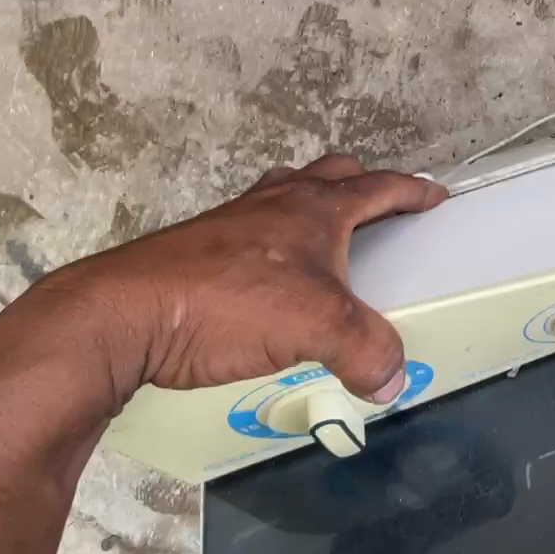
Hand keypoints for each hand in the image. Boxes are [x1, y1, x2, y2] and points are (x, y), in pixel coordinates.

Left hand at [27, 155, 447, 404]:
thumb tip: (392, 381)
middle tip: (378, 207)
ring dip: (311, 199)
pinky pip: (249, 222)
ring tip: (322, 232)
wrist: (118, 316)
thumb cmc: (230, 304)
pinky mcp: (196, 246)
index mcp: (317, 209)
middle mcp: (277, 202)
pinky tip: (266, 270)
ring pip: (285, 189)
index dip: (413, 191)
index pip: (380, 188)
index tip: (435, 194)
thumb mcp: (318, 330)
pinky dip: (271, 232)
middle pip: (331, 172)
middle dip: (362, 183)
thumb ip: (367, 352)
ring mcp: (232, 219)